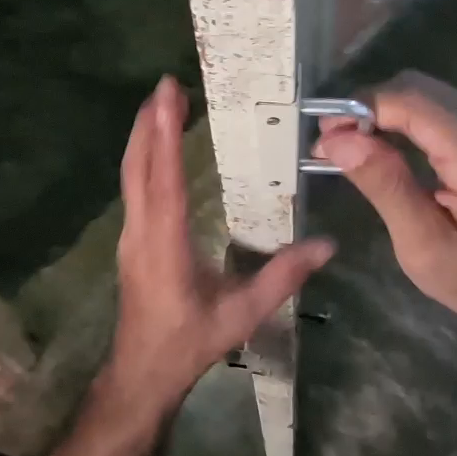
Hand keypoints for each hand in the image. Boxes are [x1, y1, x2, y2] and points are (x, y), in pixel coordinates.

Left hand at [104, 77, 335, 418]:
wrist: (140, 371)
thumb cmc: (189, 343)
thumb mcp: (241, 315)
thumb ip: (282, 278)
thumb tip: (327, 245)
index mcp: (165, 244)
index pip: (164, 180)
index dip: (164, 136)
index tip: (166, 97)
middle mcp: (141, 230)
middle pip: (139, 166)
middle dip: (150, 121)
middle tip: (166, 84)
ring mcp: (129, 233)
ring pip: (131, 174)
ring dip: (143, 135)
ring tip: (160, 102)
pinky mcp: (130, 237)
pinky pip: (133, 186)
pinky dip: (143, 156)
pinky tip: (155, 146)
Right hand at [313, 72, 456, 347]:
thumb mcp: (424, 249)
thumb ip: (386, 187)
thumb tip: (338, 140)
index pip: (416, 102)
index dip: (363, 107)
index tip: (325, 136)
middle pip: (417, 88)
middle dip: (366, 107)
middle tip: (331, 144)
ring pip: (422, 91)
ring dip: (378, 110)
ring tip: (347, 145)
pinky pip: (432, 105)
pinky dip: (396, 116)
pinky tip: (376, 143)